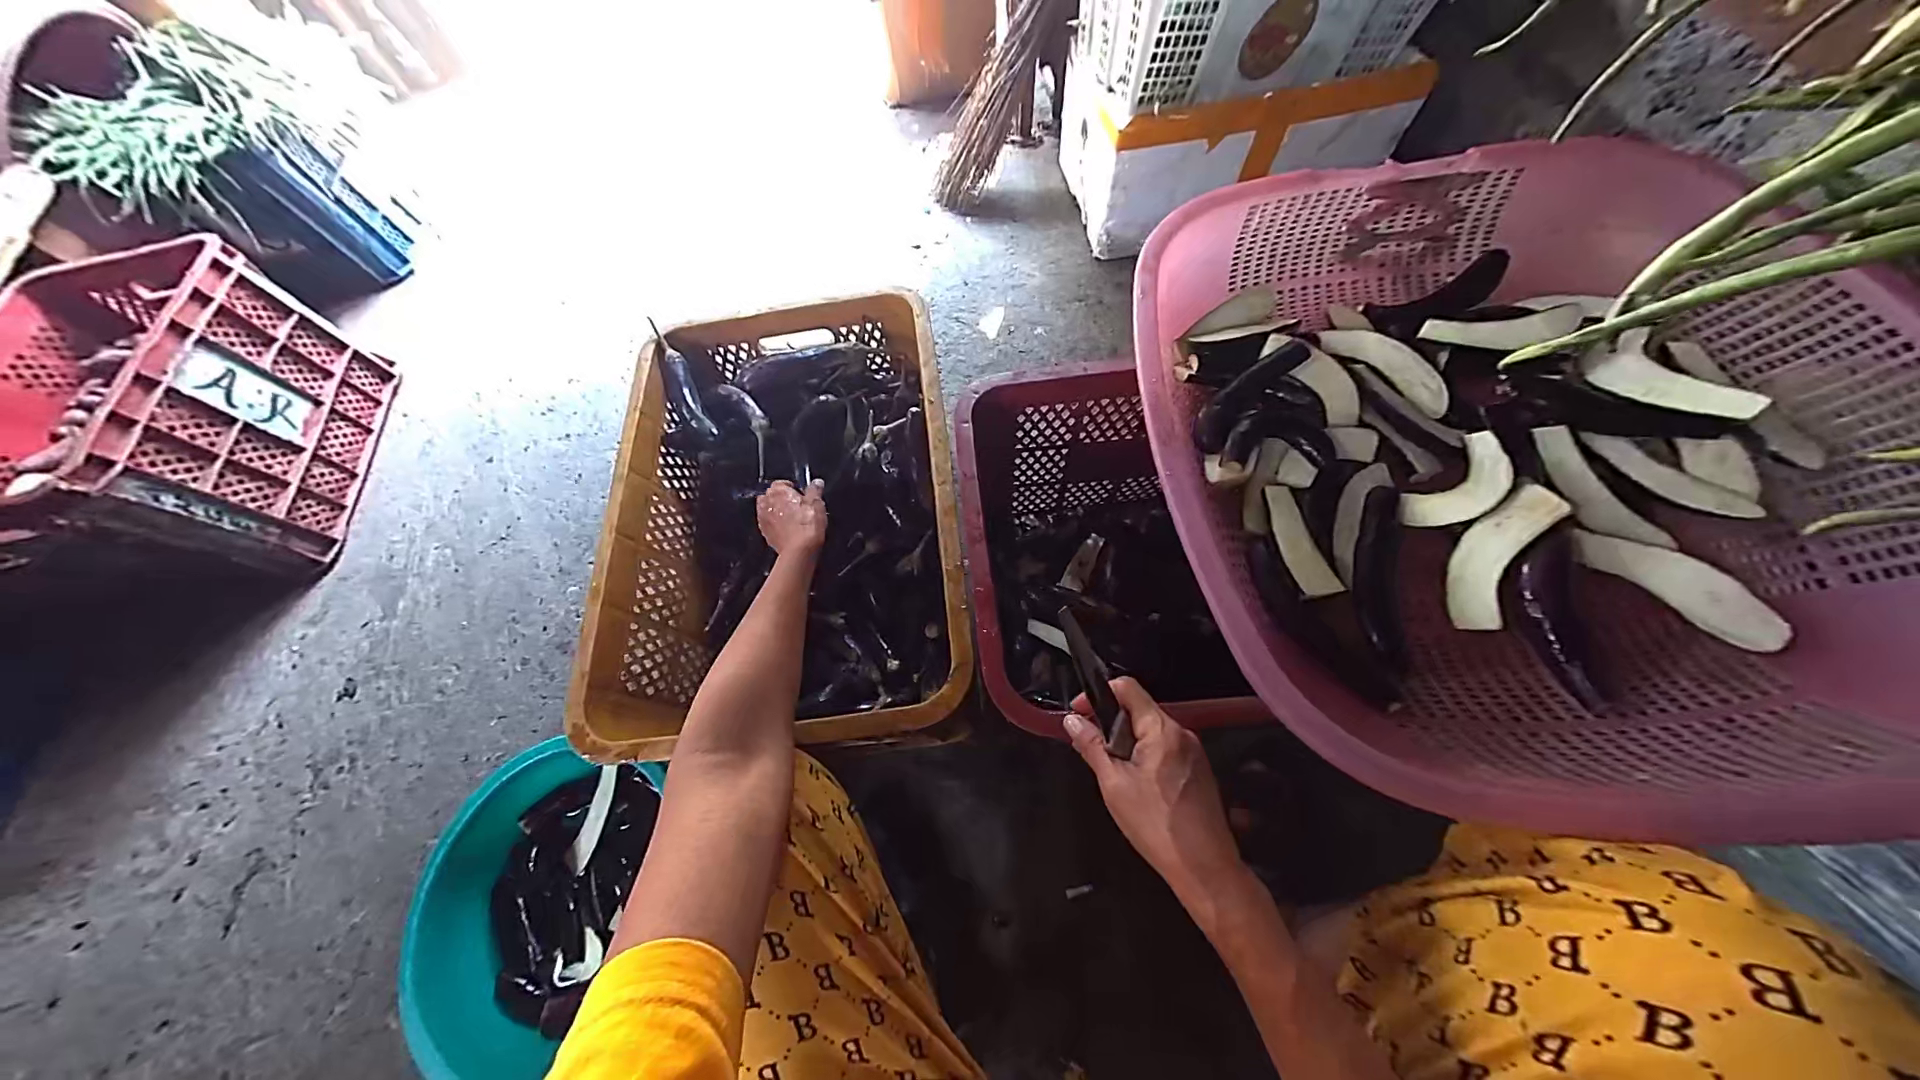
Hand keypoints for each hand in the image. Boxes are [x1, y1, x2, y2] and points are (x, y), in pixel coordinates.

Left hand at [756, 479, 826, 556]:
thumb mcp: (816, 503)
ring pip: (771, 510)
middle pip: (774, 496)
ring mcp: (763, 518)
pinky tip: (790, 530)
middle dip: (784, 500)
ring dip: (780, 512)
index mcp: (778, 491)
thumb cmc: (807, 526)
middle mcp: (766, 502)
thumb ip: (815, 490)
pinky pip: (771, 524)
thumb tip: (816, 483)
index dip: (794, 489)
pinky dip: (778, 525)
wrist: (799, 550)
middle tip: (800, 508)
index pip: (783, 483)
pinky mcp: (765, 532)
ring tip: (796, 521)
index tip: (804, 496)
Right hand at [1065, 677, 1246, 904]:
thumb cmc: (1156, 825)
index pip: (1127, 687)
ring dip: (1126, 740)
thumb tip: (1072, 720)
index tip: (1079, 713)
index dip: (1098, 694)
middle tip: (1089, 745)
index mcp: (1162, 729)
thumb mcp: (1113, 784)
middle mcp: (1182, 733)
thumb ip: (1091, 746)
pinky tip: (1135, 784)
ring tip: (1110, 769)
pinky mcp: (1198, 770)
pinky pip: (1165, 749)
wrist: (1205, 868)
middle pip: (1139, 709)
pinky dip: (1145, 755)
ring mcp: (1194, 752)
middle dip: (1110, 722)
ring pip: (1151, 731)